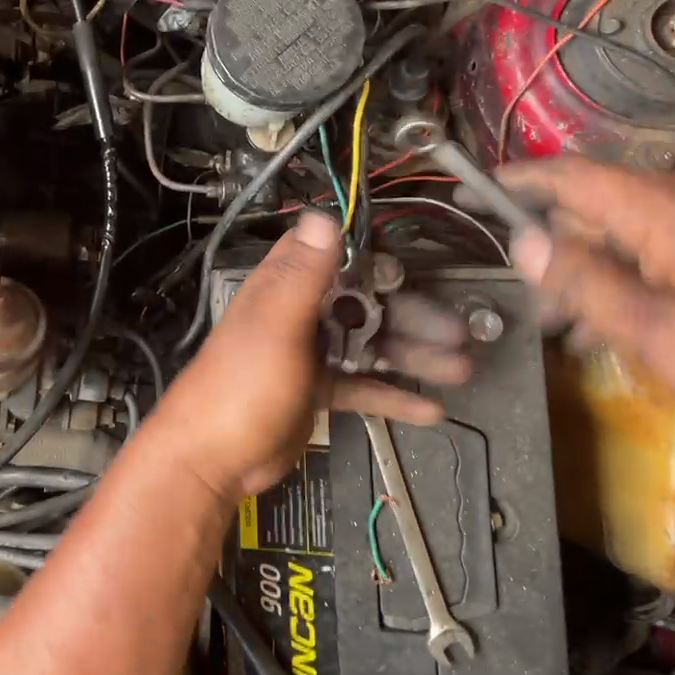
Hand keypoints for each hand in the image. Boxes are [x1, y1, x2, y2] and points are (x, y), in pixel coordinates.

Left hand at [150, 210, 471, 501]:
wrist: (214, 457)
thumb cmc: (243, 384)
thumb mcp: (276, 325)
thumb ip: (303, 274)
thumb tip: (322, 217)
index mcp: (282, 289)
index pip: (332, 258)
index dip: (372, 262)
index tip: (413, 274)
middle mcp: (297, 314)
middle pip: (362, 304)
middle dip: (410, 316)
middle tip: (459, 334)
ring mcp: (307, 354)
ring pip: (367, 344)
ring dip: (411, 354)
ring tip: (461, 369)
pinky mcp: (315, 391)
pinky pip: (360, 385)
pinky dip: (391, 394)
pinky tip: (430, 408)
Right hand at [500, 157, 674, 492]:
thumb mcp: (666, 337)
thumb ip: (587, 284)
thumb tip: (524, 241)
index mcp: (673, 211)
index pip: (572, 175)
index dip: (516, 179)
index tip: (472, 190)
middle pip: (607, 204)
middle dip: (560, 245)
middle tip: (534, 302)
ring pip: (645, 228)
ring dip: (605, 266)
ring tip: (585, 327)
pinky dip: (649, 271)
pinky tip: (645, 320)